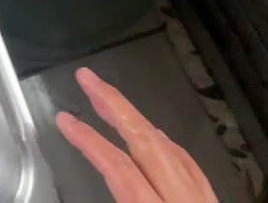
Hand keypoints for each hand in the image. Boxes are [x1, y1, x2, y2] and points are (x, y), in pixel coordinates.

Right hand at [56, 68, 216, 202]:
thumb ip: (121, 197)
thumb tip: (100, 167)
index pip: (119, 167)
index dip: (89, 140)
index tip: (64, 118)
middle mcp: (183, 198)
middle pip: (148, 141)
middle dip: (115, 104)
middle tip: (86, 77)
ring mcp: (204, 199)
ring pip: (171, 149)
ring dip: (137, 120)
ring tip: (109, 102)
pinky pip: (190, 166)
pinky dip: (166, 145)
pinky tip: (155, 139)